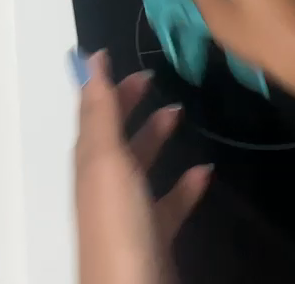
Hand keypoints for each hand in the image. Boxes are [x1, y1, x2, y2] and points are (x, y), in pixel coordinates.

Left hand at [75, 50, 210, 283]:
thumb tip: (89, 57)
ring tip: (180, 113)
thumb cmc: (118, 225)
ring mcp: (130, 212)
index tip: (114, 55)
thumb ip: (101, 110)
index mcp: (90, 160)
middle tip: (152, 78)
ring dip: (156, 136)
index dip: (102, 83)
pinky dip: (185, 185)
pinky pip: (169, 203)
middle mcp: (106, 182)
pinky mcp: (155, 239)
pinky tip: (205, 173)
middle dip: (128, 104)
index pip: (93, 111)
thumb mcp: (106, 159)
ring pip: (141, 163)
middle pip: (115, 133)